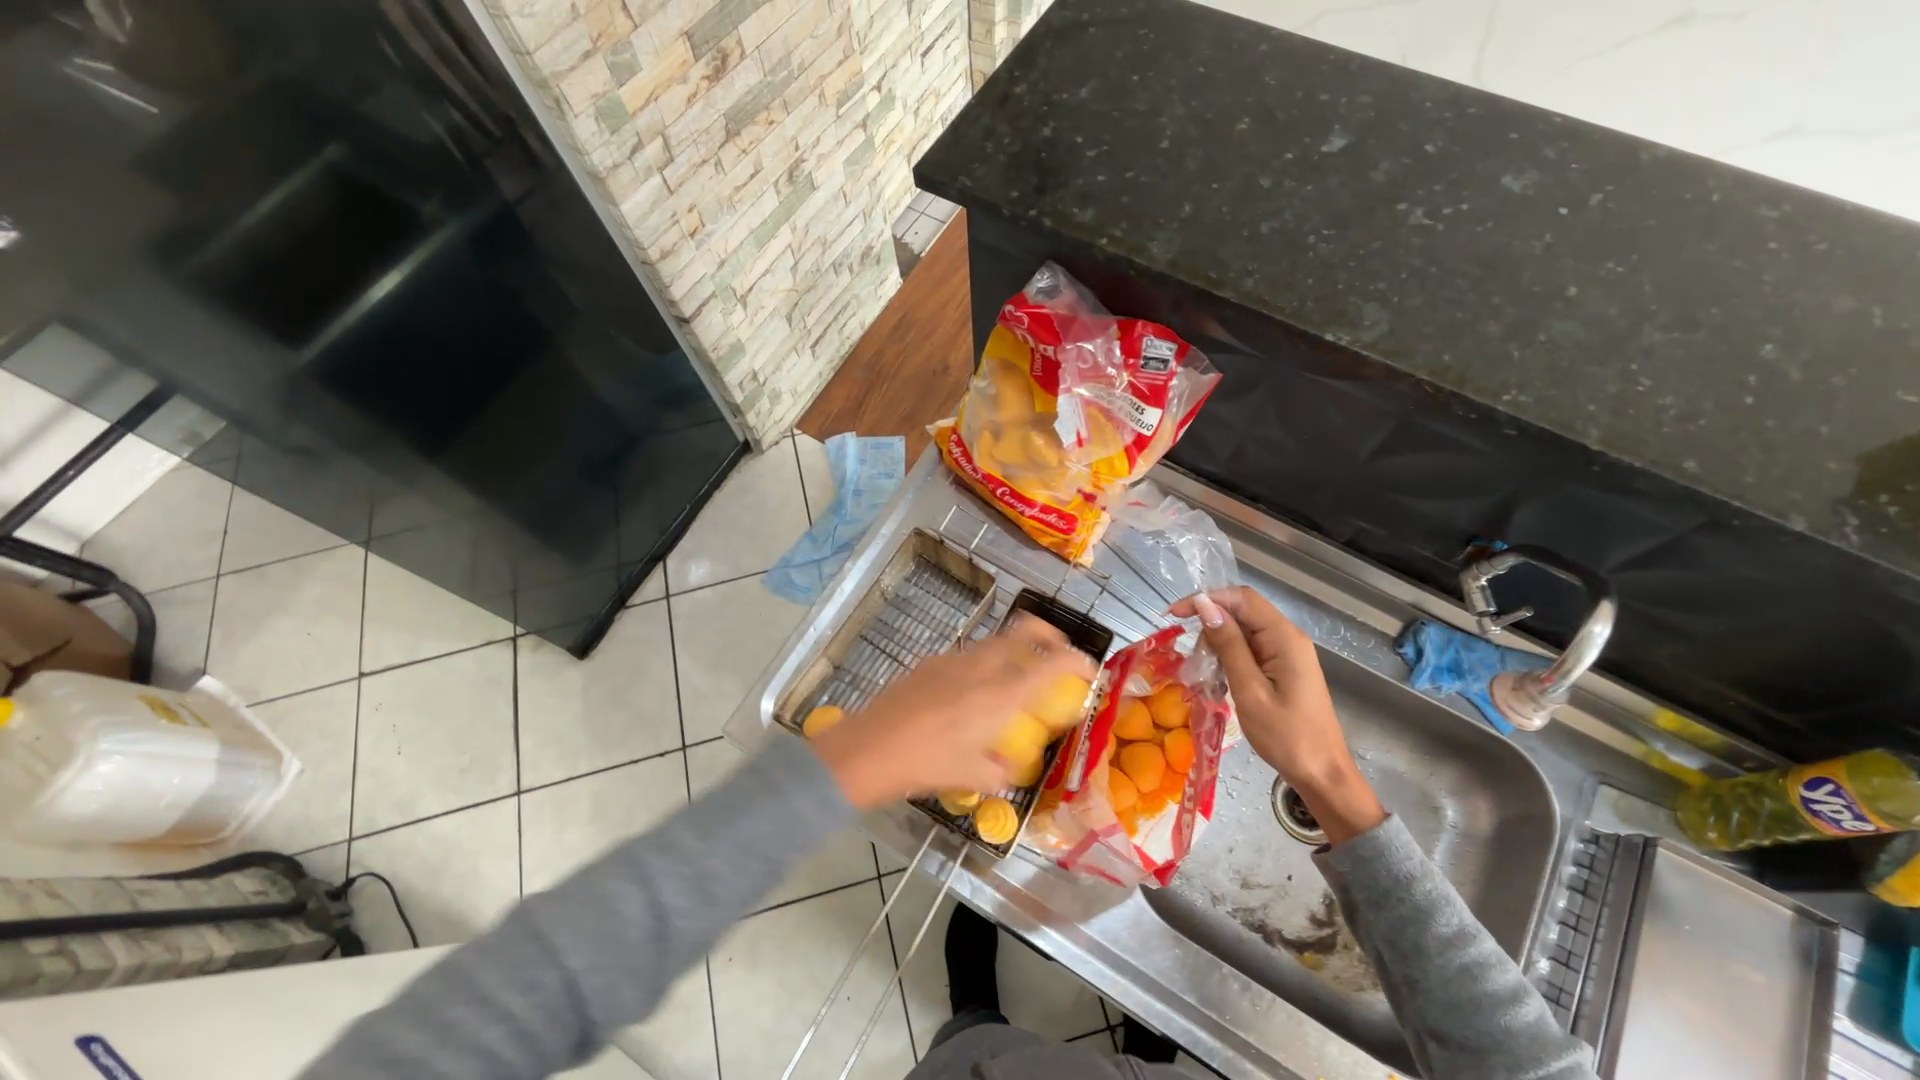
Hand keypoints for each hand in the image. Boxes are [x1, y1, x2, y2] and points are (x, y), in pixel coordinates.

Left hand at [810, 614, 1096, 808]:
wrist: (867, 750)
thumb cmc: (926, 766)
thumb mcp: (974, 777)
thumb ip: (1002, 770)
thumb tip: (1010, 766)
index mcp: (1002, 694)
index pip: (1053, 663)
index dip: (1078, 661)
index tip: (1089, 670)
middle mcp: (982, 667)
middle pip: (1026, 630)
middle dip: (1050, 636)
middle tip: (1059, 654)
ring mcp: (953, 660)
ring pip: (996, 640)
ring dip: (1016, 649)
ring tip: (1016, 675)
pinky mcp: (929, 662)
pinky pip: (969, 655)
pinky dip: (984, 662)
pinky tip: (971, 691)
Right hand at [1170, 588, 1384, 843]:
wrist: (1322, 774)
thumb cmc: (1286, 736)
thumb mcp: (1249, 690)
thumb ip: (1228, 645)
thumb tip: (1204, 605)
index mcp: (1285, 638)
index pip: (1242, 598)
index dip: (1207, 599)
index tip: (1175, 614)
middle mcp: (1289, 638)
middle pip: (1243, 612)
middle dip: (1210, 622)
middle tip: (1187, 650)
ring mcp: (1288, 654)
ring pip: (1245, 631)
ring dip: (1218, 642)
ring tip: (1199, 668)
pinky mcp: (1284, 669)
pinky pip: (1252, 650)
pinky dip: (1230, 657)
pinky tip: (1216, 677)